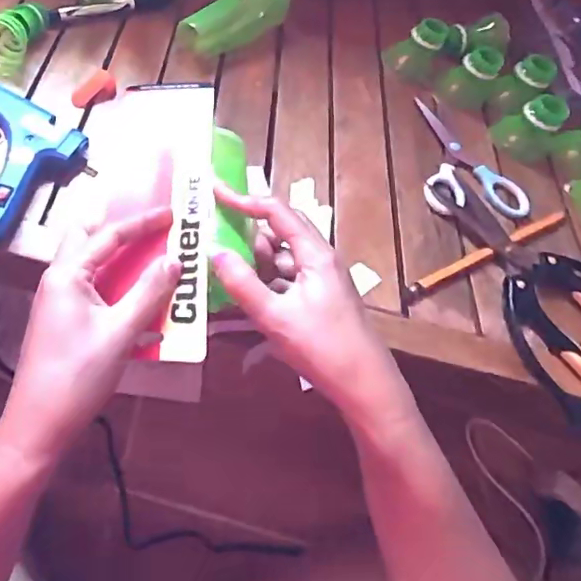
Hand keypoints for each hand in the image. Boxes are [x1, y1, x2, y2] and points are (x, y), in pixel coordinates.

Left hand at [0, 207, 179, 468]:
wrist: (39, 424)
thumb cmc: (77, 376)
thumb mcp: (120, 333)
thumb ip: (148, 293)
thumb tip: (174, 260)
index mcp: (67, 274)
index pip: (108, 235)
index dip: (142, 222)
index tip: (172, 213)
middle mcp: (57, 278)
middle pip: (86, 237)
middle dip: (116, 226)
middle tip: (148, 225)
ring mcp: (56, 299)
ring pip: (88, 263)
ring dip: (116, 255)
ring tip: (148, 253)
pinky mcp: (61, 319)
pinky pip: (89, 287)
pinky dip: (113, 283)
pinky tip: (136, 297)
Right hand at [209, 185, 408, 423]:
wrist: (368, 389)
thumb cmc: (324, 348)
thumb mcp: (274, 316)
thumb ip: (241, 283)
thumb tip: (214, 251)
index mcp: (314, 254)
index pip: (275, 211)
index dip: (243, 198)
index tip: (214, 190)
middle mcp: (318, 259)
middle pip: (278, 229)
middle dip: (245, 229)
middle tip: (213, 231)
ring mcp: (319, 279)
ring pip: (279, 255)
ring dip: (252, 257)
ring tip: (221, 264)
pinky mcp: (317, 298)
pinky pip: (283, 276)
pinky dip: (261, 278)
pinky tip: (242, 292)